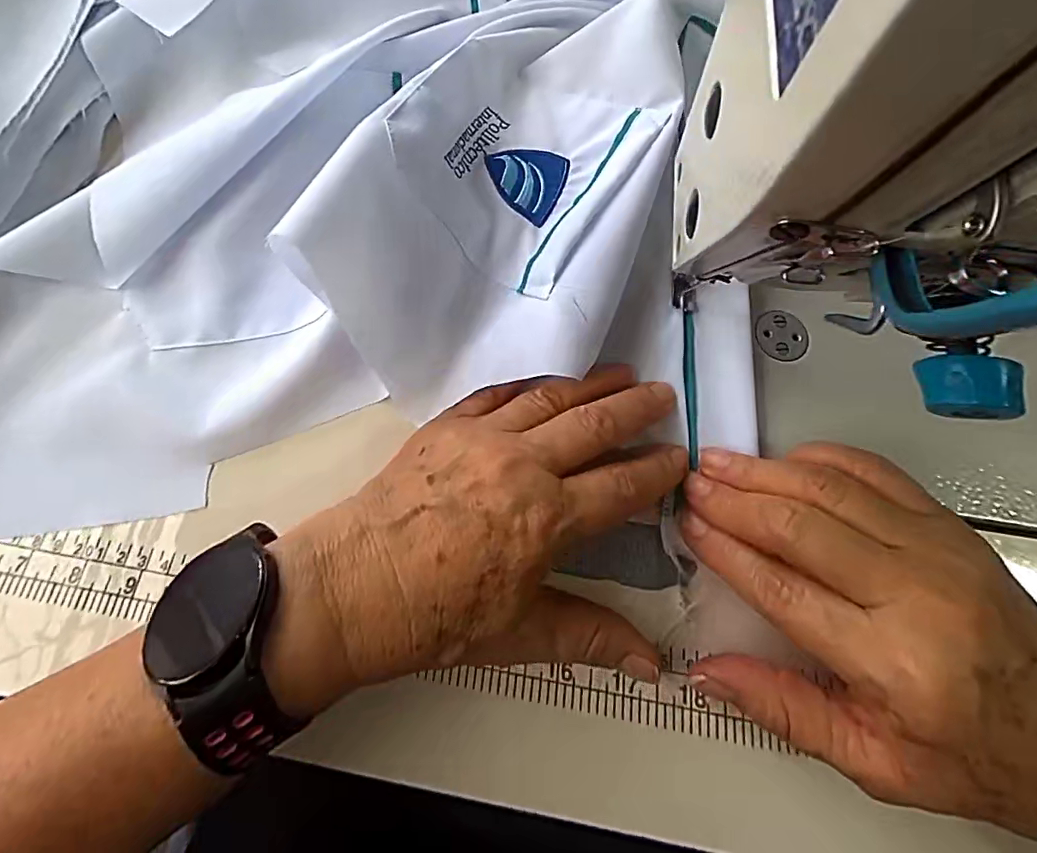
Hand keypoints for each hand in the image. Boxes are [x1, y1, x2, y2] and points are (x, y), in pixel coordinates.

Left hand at [262, 365, 687, 716]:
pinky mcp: (445, 427)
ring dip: (587, 386)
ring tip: (617, 373)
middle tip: (661, 394)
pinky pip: (495, 395)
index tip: (678, 455)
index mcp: (548, 518)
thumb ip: (589, 635)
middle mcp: (520, 466)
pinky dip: (525, 387)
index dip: (655, 470)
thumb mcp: (520, 633)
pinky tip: (542, 384)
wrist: (358, 581)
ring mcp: (479, 438)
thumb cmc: (437, 614)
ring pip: (547, 401)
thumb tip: (651, 662)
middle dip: (633, 408)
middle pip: (592, 427)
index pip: (620, 486)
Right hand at [679, 443, 1036, 852]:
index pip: (783, 589)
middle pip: (800, 526)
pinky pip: (875, 473)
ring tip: (716, 462)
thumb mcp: (877, 764)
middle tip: (689, 484)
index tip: (686, 525)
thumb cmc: (979, 757)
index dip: (724, 550)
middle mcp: (919, 598)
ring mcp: (940, 553)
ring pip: (831, 489)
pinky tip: (782, 460)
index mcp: (897, 665)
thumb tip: (705, 672)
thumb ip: (784, 711)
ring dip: (764, 470)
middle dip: (734, 499)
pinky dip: (820, 456)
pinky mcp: (952, 529)